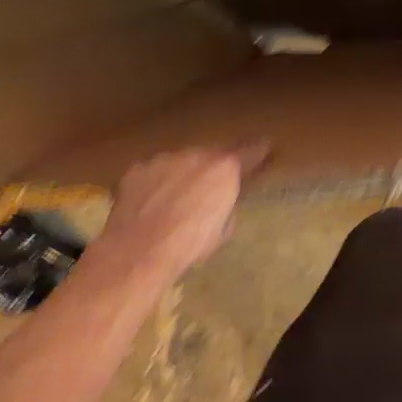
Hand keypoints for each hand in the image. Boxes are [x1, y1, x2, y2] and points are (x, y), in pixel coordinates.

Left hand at [96, 143, 269, 279]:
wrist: (140, 251)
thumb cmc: (191, 244)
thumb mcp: (225, 228)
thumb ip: (228, 203)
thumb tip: (222, 199)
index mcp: (226, 168)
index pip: (251, 150)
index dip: (259, 151)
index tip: (265, 149)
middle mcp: (197, 154)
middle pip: (213, 153)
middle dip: (214, 167)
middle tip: (210, 187)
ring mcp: (164, 158)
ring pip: (181, 160)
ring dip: (184, 173)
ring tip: (176, 199)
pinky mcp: (137, 169)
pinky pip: (154, 171)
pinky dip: (157, 182)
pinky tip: (151, 202)